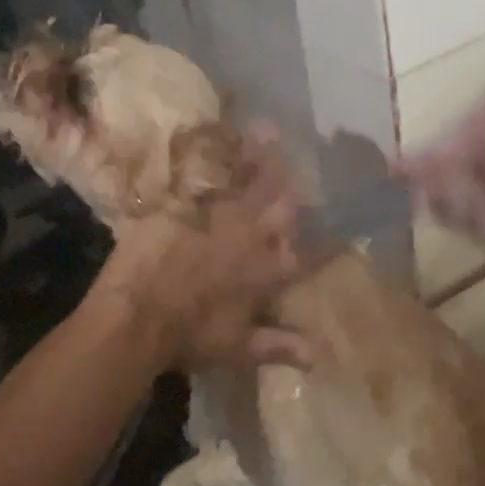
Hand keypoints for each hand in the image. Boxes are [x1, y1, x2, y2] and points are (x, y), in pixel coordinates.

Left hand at [85, 126, 309, 370]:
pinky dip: (213, 151)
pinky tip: (218, 130)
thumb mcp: (237, 348)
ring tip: (270, 129)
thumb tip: (317, 355)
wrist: (138, 316)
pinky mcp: (184, 200)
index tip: (347, 229)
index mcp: (264, 272)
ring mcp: (216, 213)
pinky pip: (203, 169)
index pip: (306, 254)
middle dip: (295, 186)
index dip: (328, 242)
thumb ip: (277, 346)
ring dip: (261, 155)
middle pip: (281, 205)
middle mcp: (248, 236)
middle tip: (303, 166)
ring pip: (247, 178)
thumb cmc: (187, 338)